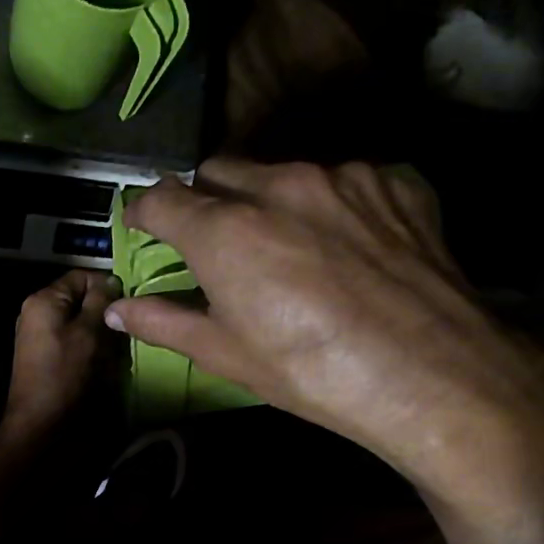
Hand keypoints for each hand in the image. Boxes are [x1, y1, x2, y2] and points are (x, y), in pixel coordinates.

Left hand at [0, 269, 121, 448]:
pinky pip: (67, 337)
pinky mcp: (40, 352)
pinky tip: (96, 361)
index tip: (126, 307)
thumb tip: (111, 280)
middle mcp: (34, 310)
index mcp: (43, 299)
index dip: (107, 286)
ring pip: (75, 319)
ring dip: (95, 330)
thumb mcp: (88, 334)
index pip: (82, 276)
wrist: (37, 420)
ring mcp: (35, 332)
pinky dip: (84, 344)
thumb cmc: (64, 375)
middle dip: (101, 311)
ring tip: (111, 349)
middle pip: (77, 298)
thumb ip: (100, 302)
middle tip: (120, 332)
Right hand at [108, 160, 543, 516]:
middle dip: (202, 199)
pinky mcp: (393, 180)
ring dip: (263, 201)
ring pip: (280, 173)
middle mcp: (279, 186)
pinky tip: (338, 247)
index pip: (163, 197)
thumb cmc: (306, 372)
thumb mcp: (223, 354)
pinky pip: (339, 180)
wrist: (427, 373)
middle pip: (220, 171)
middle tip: (207, 240)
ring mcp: (342, 176)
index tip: (140, 225)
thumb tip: (115, 311)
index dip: (144, 209)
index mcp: (226, 231)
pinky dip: (322, 205)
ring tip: (280, 247)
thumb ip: (162, 322)